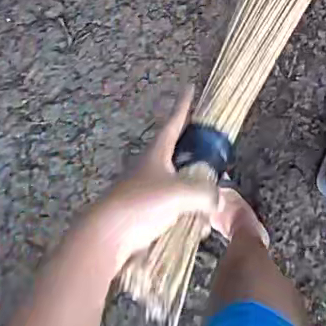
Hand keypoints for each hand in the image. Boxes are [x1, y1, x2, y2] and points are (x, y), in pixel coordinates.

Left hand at [75, 87, 219, 268]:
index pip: (174, 122)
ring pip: (178, 181)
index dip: (183, 106)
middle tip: (211, 148)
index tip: (189, 87)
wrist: (106, 237)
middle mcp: (152, 167)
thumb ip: (205, 192)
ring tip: (211, 200)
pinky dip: (189, 213)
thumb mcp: (179, 192)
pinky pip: (174, 207)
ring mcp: (147, 190)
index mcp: (157, 152)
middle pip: (178, 150)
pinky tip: (198, 226)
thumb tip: (219, 199)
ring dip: (195, 189)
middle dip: (195, 149)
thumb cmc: (140, 204)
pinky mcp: (146, 214)